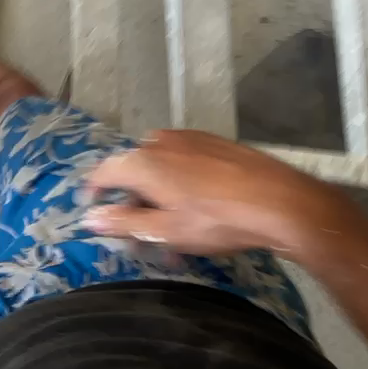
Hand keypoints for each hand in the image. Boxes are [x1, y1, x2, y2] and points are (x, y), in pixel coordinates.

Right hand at [82, 130, 363, 257]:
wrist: (278, 200)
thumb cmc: (216, 220)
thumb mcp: (166, 231)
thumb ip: (124, 222)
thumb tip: (89, 218)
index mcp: (141, 162)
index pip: (103, 172)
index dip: (95, 192)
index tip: (96, 212)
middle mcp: (157, 141)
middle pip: (132, 167)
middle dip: (132, 197)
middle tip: (143, 228)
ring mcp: (185, 137)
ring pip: (158, 162)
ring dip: (157, 188)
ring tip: (174, 219)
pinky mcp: (211, 139)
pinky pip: (182, 157)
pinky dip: (179, 176)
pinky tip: (199, 200)